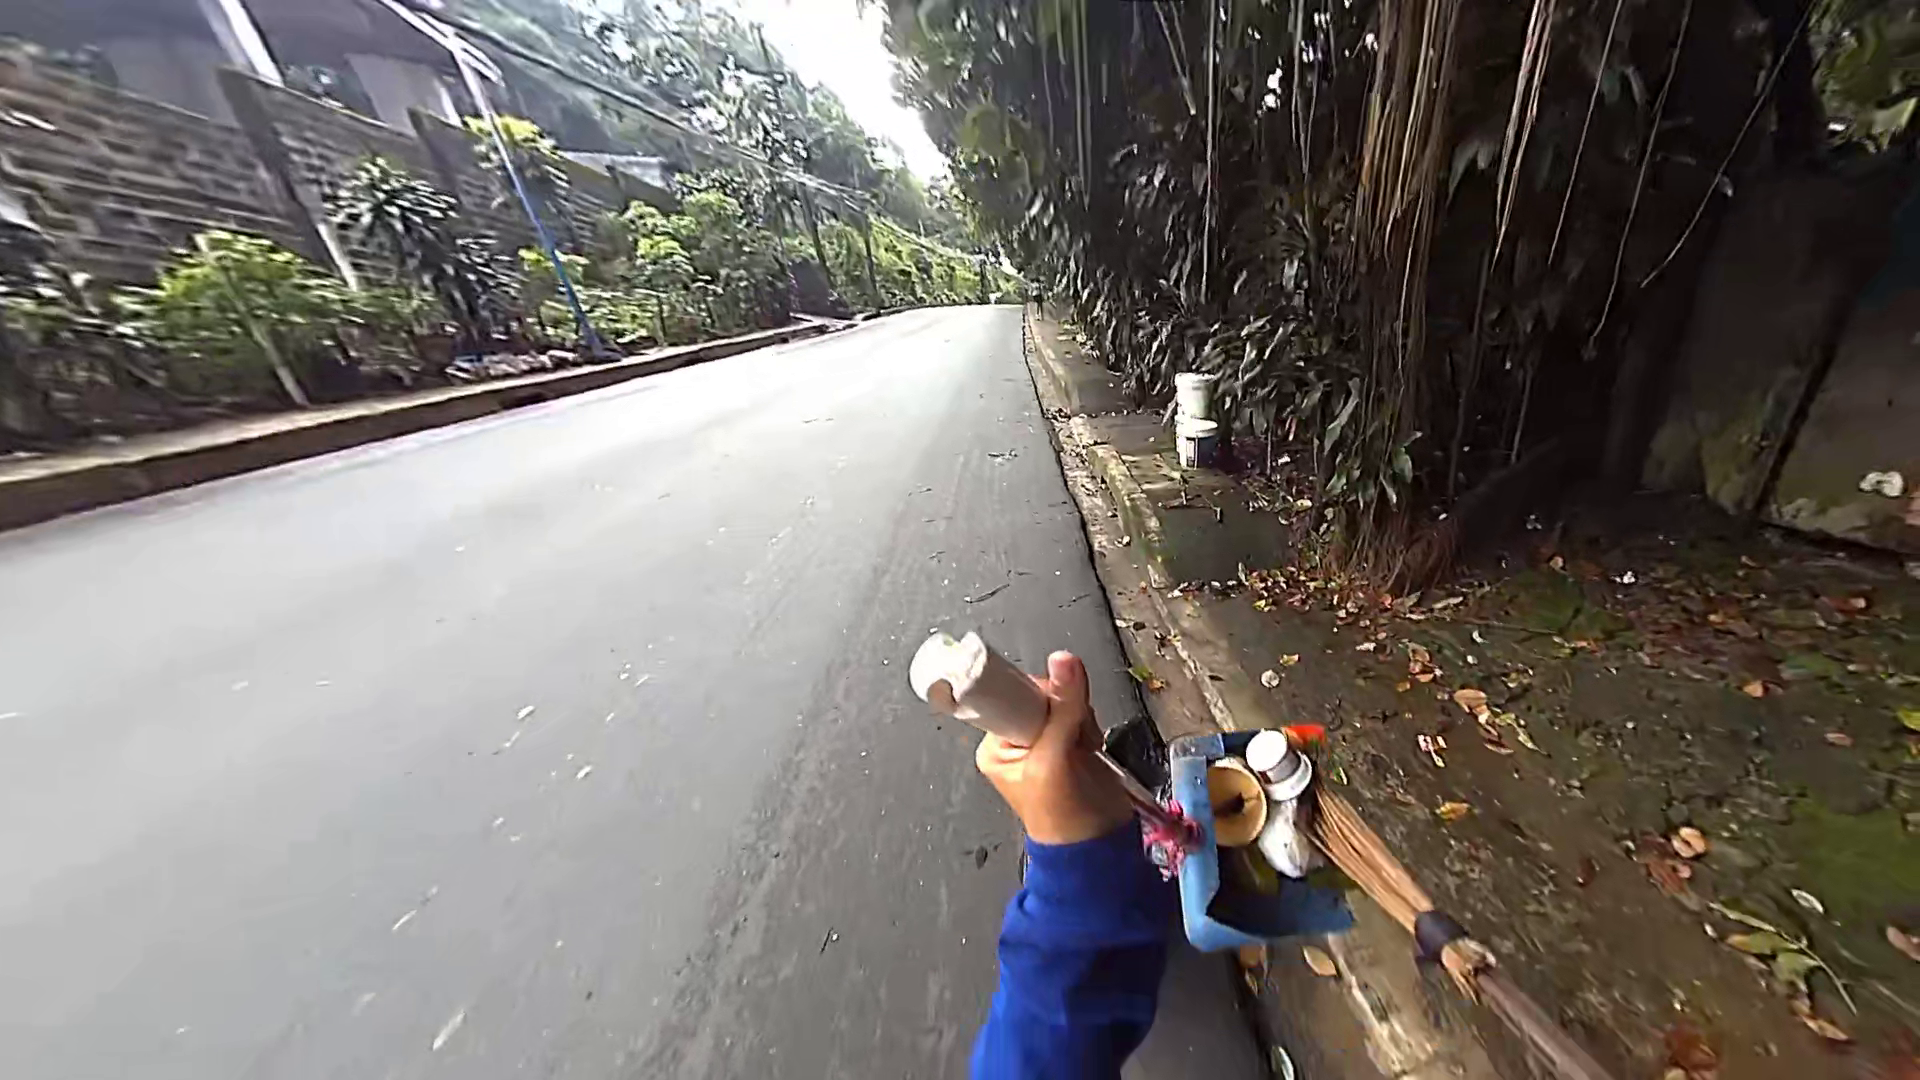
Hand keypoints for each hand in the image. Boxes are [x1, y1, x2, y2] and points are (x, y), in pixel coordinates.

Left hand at [974, 651, 1132, 844]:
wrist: (1100, 850)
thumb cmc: (1065, 816)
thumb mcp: (1056, 761)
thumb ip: (1063, 708)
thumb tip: (1064, 657)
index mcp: (996, 744)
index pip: (1009, 694)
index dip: (1034, 693)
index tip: (1054, 703)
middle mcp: (1014, 736)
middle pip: (1039, 693)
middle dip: (1063, 707)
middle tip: (1073, 734)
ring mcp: (1042, 737)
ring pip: (1062, 700)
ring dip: (1079, 717)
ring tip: (1083, 746)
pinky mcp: (1067, 739)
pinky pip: (1078, 712)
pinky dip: (1089, 724)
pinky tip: (1090, 746)